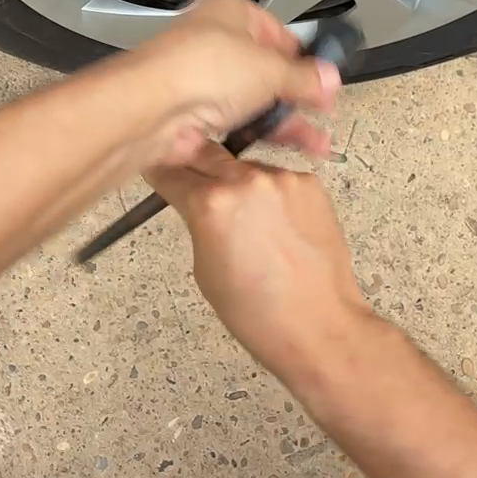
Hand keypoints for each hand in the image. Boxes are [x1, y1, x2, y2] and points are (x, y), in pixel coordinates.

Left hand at [120, 0, 340, 165]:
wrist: (154, 109)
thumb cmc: (195, 68)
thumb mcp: (270, 68)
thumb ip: (305, 77)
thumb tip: (327, 78)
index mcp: (231, 12)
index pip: (279, 32)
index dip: (305, 57)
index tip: (324, 79)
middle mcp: (213, 41)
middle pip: (266, 68)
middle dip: (296, 92)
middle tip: (319, 108)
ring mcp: (203, 78)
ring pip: (252, 98)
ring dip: (283, 117)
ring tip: (311, 135)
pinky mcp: (196, 111)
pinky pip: (236, 121)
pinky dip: (259, 131)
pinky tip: (278, 141)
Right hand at [145, 144, 377, 379]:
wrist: (319, 324)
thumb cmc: (258, 312)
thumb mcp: (204, 269)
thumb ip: (196, 222)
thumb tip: (195, 199)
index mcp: (211, 205)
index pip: (170, 171)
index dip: (159, 172)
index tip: (156, 169)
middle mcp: (245, 181)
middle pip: (205, 153)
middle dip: (193, 164)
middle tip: (192, 181)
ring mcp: (282, 178)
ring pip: (244, 167)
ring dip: (237, 183)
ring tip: (249, 221)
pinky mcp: (309, 183)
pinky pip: (277, 179)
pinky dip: (271, 194)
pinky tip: (278, 226)